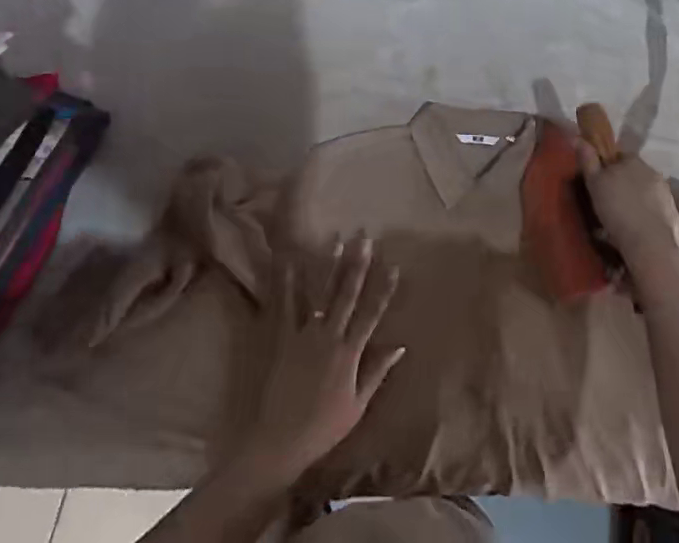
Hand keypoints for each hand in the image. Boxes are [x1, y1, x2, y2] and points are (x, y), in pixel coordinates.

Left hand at [236, 237, 402, 480]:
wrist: (280, 439)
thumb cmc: (324, 426)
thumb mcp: (358, 404)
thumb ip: (376, 371)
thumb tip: (398, 346)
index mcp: (349, 353)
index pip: (371, 314)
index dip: (383, 289)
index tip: (392, 266)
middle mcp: (328, 336)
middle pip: (346, 295)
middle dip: (357, 265)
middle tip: (365, 240)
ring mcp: (304, 335)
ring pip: (320, 294)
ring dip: (329, 267)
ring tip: (336, 242)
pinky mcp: (283, 339)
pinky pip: (286, 307)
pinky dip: (288, 285)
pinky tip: (291, 264)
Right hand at [577, 141, 678, 273]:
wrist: (649, 243)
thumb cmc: (616, 209)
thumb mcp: (594, 183)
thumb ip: (587, 160)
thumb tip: (578, 138)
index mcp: (633, 161)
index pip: (620, 156)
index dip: (608, 167)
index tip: (599, 181)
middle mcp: (653, 172)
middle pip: (635, 173)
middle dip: (624, 183)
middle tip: (608, 201)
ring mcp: (666, 194)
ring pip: (646, 192)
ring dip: (636, 200)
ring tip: (622, 219)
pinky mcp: (673, 214)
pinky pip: (655, 210)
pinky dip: (647, 216)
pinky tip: (636, 229)